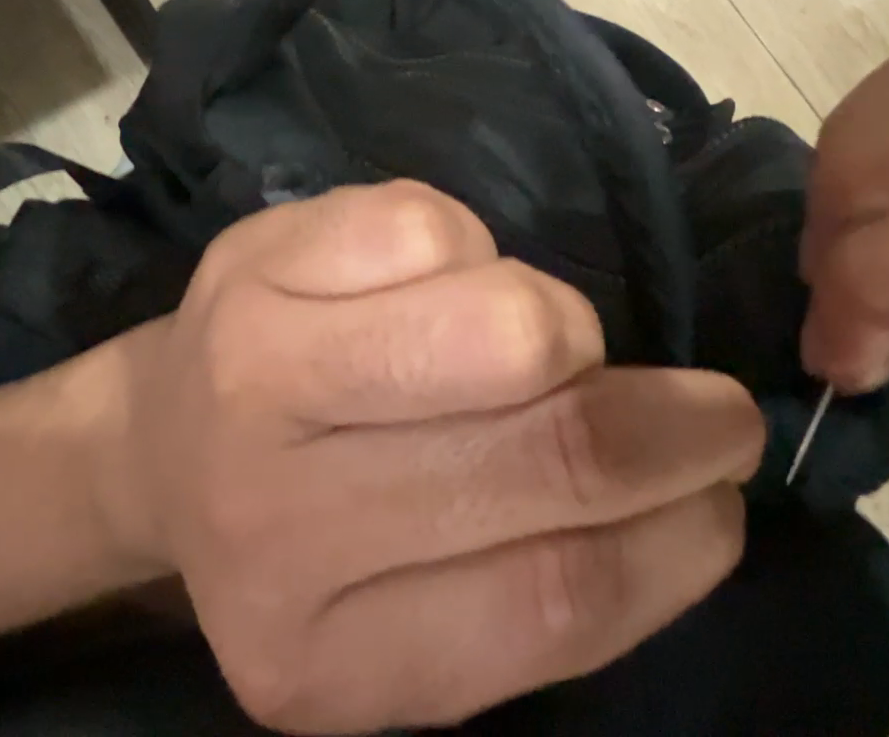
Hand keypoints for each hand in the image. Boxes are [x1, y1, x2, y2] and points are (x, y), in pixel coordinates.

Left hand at [96, 181, 763, 732]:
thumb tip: (685, 495)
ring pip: (506, 327)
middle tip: (712, 411)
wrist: (165, 439)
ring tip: (551, 348)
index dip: (675, 543)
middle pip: (548, 454)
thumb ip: (533, 576)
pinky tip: (445, 285)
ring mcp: (258, 375)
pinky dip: (476, 253)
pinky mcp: (258, 261)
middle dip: (671, 424)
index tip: (723, 502)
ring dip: (568, 330)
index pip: (556, 600)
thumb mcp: (412, 615)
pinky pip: (434, 229)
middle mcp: (277, 528)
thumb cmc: (312, 530)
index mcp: (330, 659)